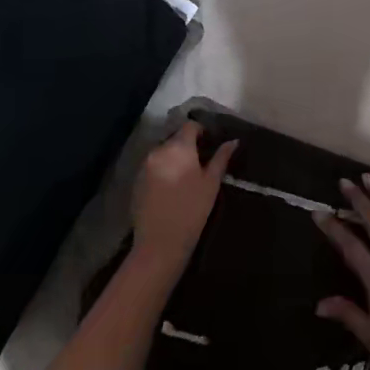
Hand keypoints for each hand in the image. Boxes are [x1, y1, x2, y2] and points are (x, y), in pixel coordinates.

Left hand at [131, 121, 236, 270]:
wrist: (160, 243)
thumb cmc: (192, 210)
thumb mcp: (211, 183)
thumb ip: (221, 158)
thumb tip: (233, 141)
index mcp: (178, 147)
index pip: (190, 126)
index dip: (201, 131)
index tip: (210, 143)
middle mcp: (158, 150)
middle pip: (175, 138)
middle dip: (187, 145)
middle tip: (201, 162)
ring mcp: (144, 166)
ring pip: (163, 152)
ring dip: (174, 157)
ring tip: (186, 175)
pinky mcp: (136, 181)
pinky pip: (153, 166)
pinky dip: (163, 169)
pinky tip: (171, 187)